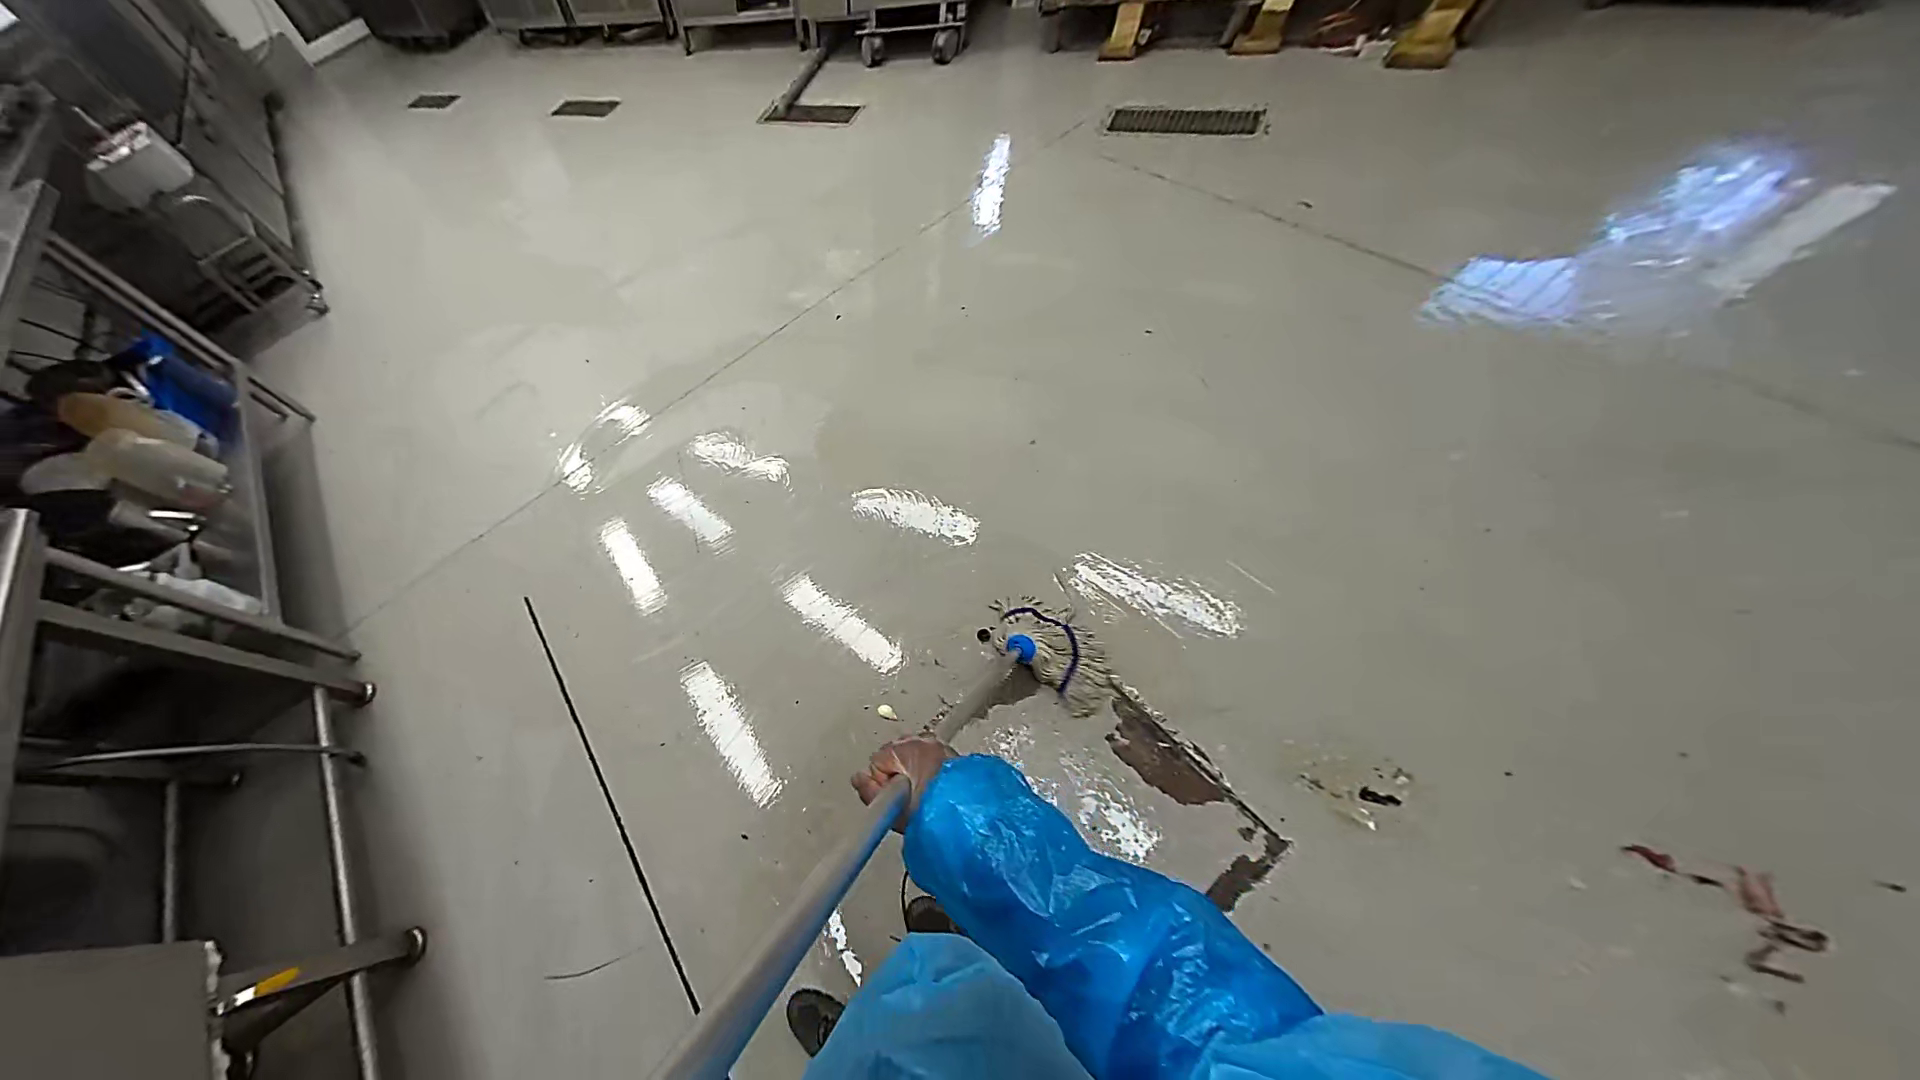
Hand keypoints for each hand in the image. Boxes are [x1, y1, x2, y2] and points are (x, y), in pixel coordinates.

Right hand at [851, 736, 953, 829]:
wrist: (968, 814)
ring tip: (923, 795)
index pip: (877, 762)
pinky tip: (934, 789)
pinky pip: (931, 759)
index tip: (893, 799)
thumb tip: (859, 779)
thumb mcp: (893, 809)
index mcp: (904, 748)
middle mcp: (922, 740)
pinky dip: (929, 770)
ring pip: (913, 756)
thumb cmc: (933, 811)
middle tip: (908, 798)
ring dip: (914, 771)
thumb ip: (868, 792)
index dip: (882, 785)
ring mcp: (938, 745)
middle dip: (898, 774)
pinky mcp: (951, 753)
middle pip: (895, 756)